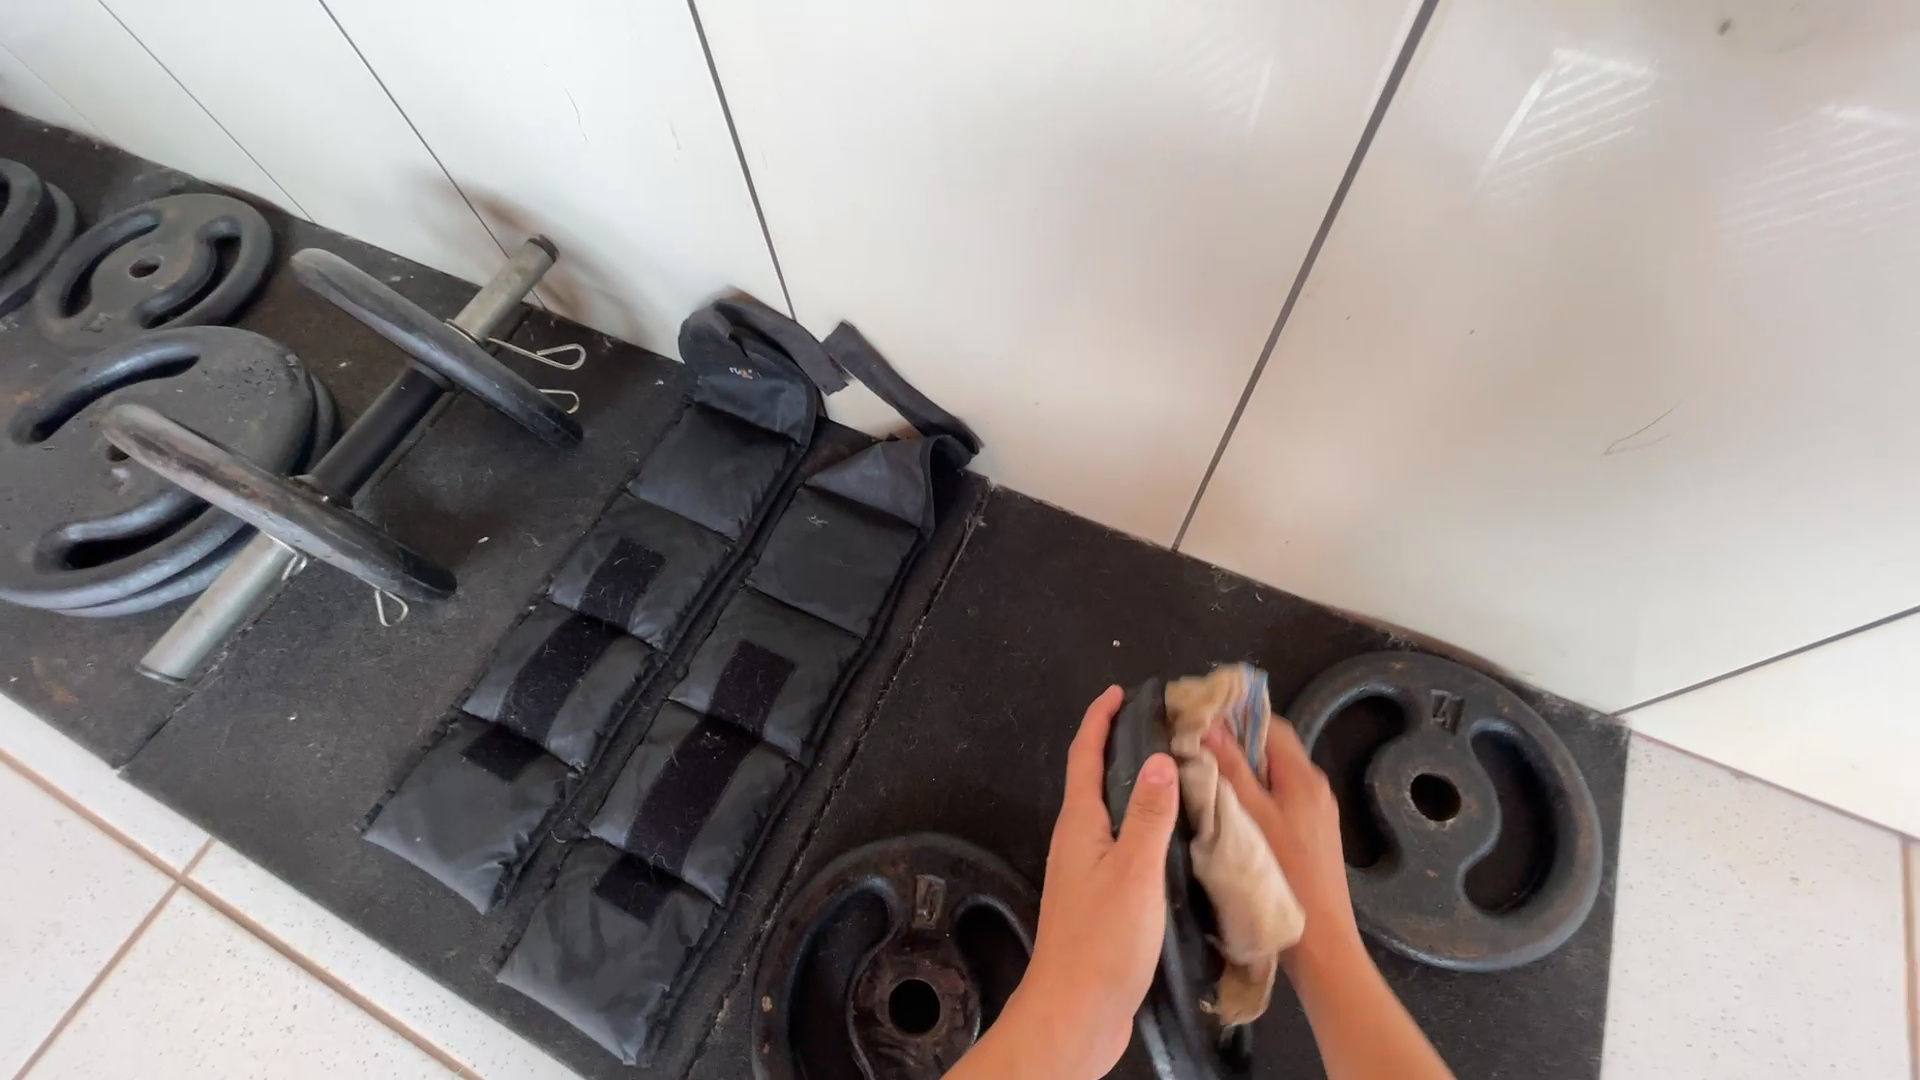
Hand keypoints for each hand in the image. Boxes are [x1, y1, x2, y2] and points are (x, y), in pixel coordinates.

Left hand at [948, 686, 1180, 1078]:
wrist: (1075, 1012)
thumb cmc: (1102, 939)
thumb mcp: (1135, 872)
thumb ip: (1149, 816)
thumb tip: (1158, 758)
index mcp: (1080, 822)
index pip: (1085, 754)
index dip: (1099, 718)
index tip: (1119, 692)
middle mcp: (1078, 837)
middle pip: (1095, 776)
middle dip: (1119, 744)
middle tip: (1159, 726)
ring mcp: (1087, 867)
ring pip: (1111, 810)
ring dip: (1134, 784)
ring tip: (1173, 771)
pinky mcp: (1101, 894)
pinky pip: (1122, 841)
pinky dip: (1144, 823)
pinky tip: (1173, 835)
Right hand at [1206, 722, 1455, 1079]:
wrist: (1320, 942)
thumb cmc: (1284, 874)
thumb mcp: (1251, 816)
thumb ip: (1231, 769)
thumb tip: (1208, 725)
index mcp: (1303, 776)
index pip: (1271, 723)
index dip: (1237, 713)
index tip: (1200, 712)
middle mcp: (1314, 786)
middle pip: (1272, 747)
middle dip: (1235, 739)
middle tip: (1194, 739)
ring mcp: (1315, 811)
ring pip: (1273, 772)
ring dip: (1242, 765)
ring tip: (1202, 766)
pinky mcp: (1310, 832)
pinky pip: (1278, 794)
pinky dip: (1252, 788)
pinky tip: (1225, 801)